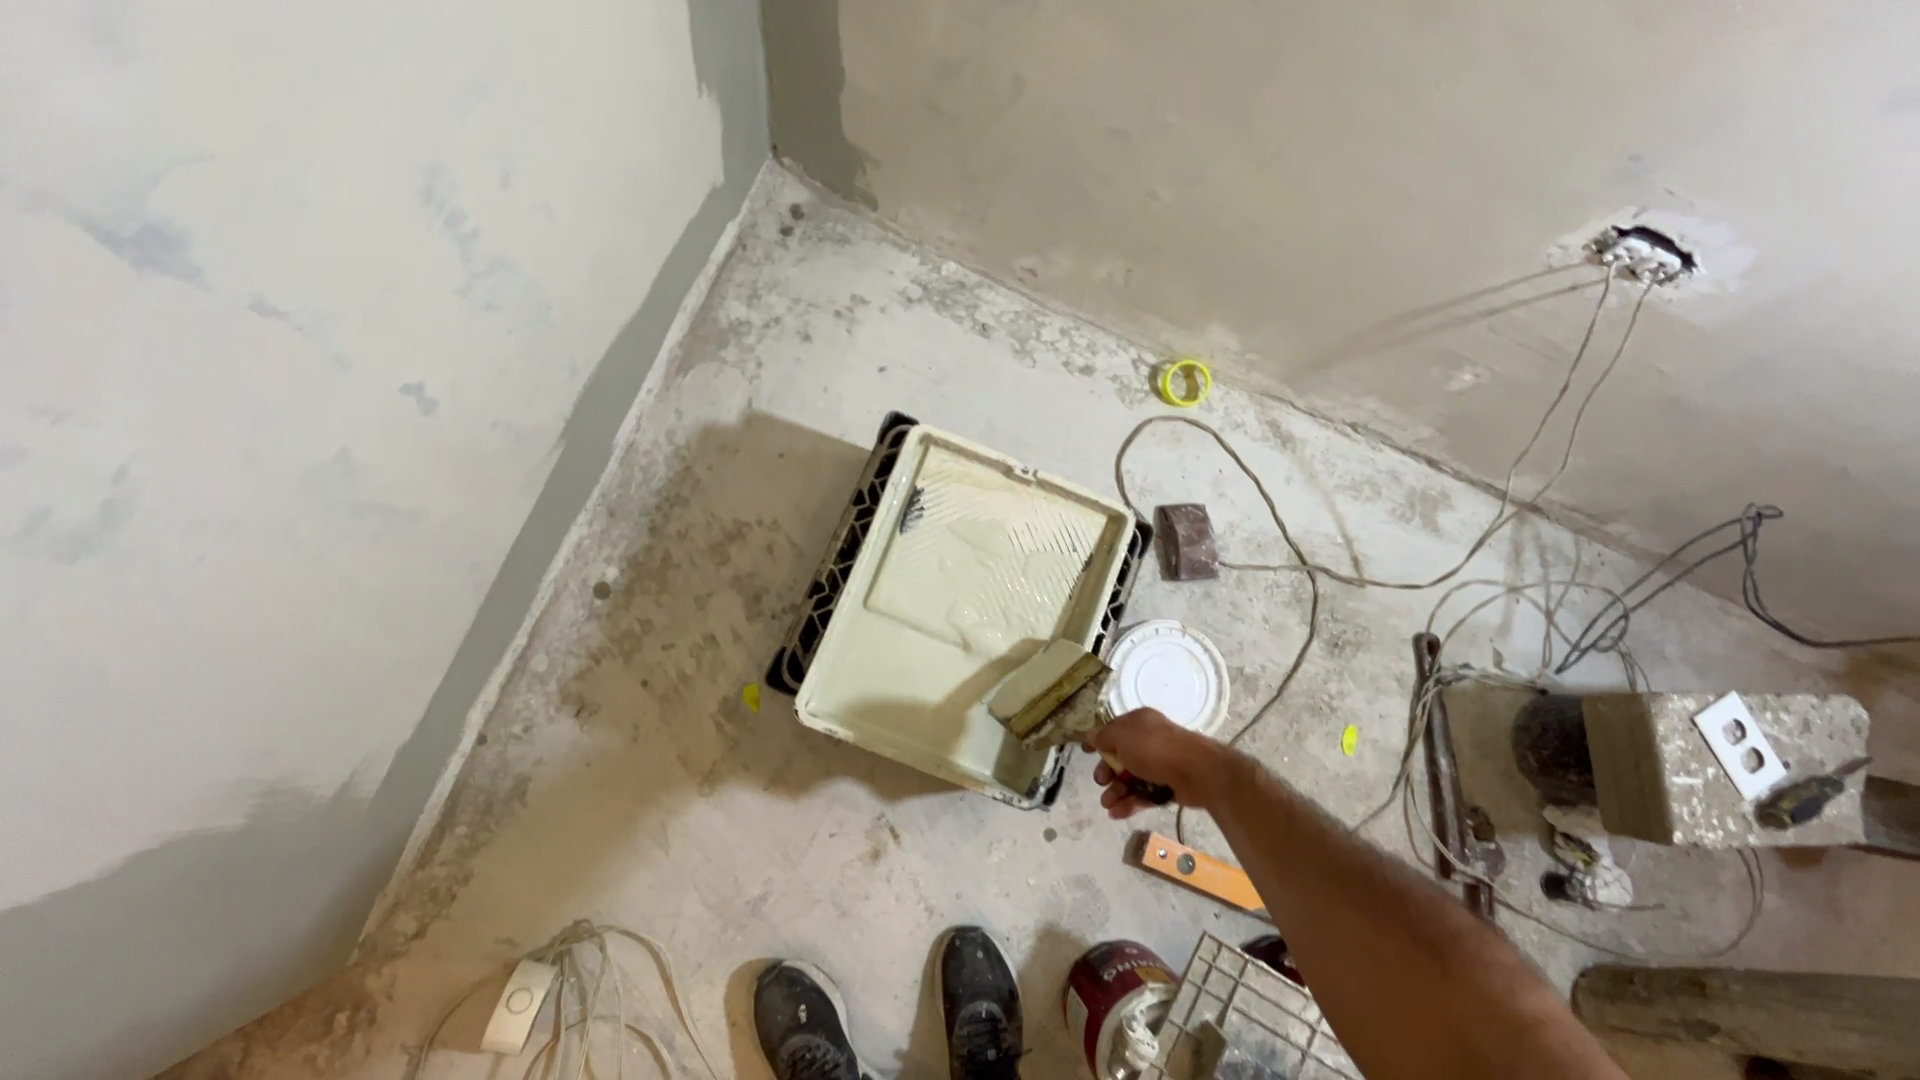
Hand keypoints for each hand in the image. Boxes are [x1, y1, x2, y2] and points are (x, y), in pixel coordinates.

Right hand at [1087, 707, 1232, 818]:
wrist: (1196, 771)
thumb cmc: (1154, 748)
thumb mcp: (1121, 736)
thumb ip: (1103, 737)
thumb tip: (1090, 736)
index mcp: (1139, 723)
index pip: (1113, 730)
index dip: (1099, 741)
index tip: (1086, 752)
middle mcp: (1149, 741)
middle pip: (1120, 757)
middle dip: (1107, 772)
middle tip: (1101, 781)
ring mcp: (1159, 765)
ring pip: (1131, 779)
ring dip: (1116, 792)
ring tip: (1108, 805)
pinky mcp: (1167, 786)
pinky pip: (1144, 794)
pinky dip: (1130, 803)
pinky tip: (1117, 813)